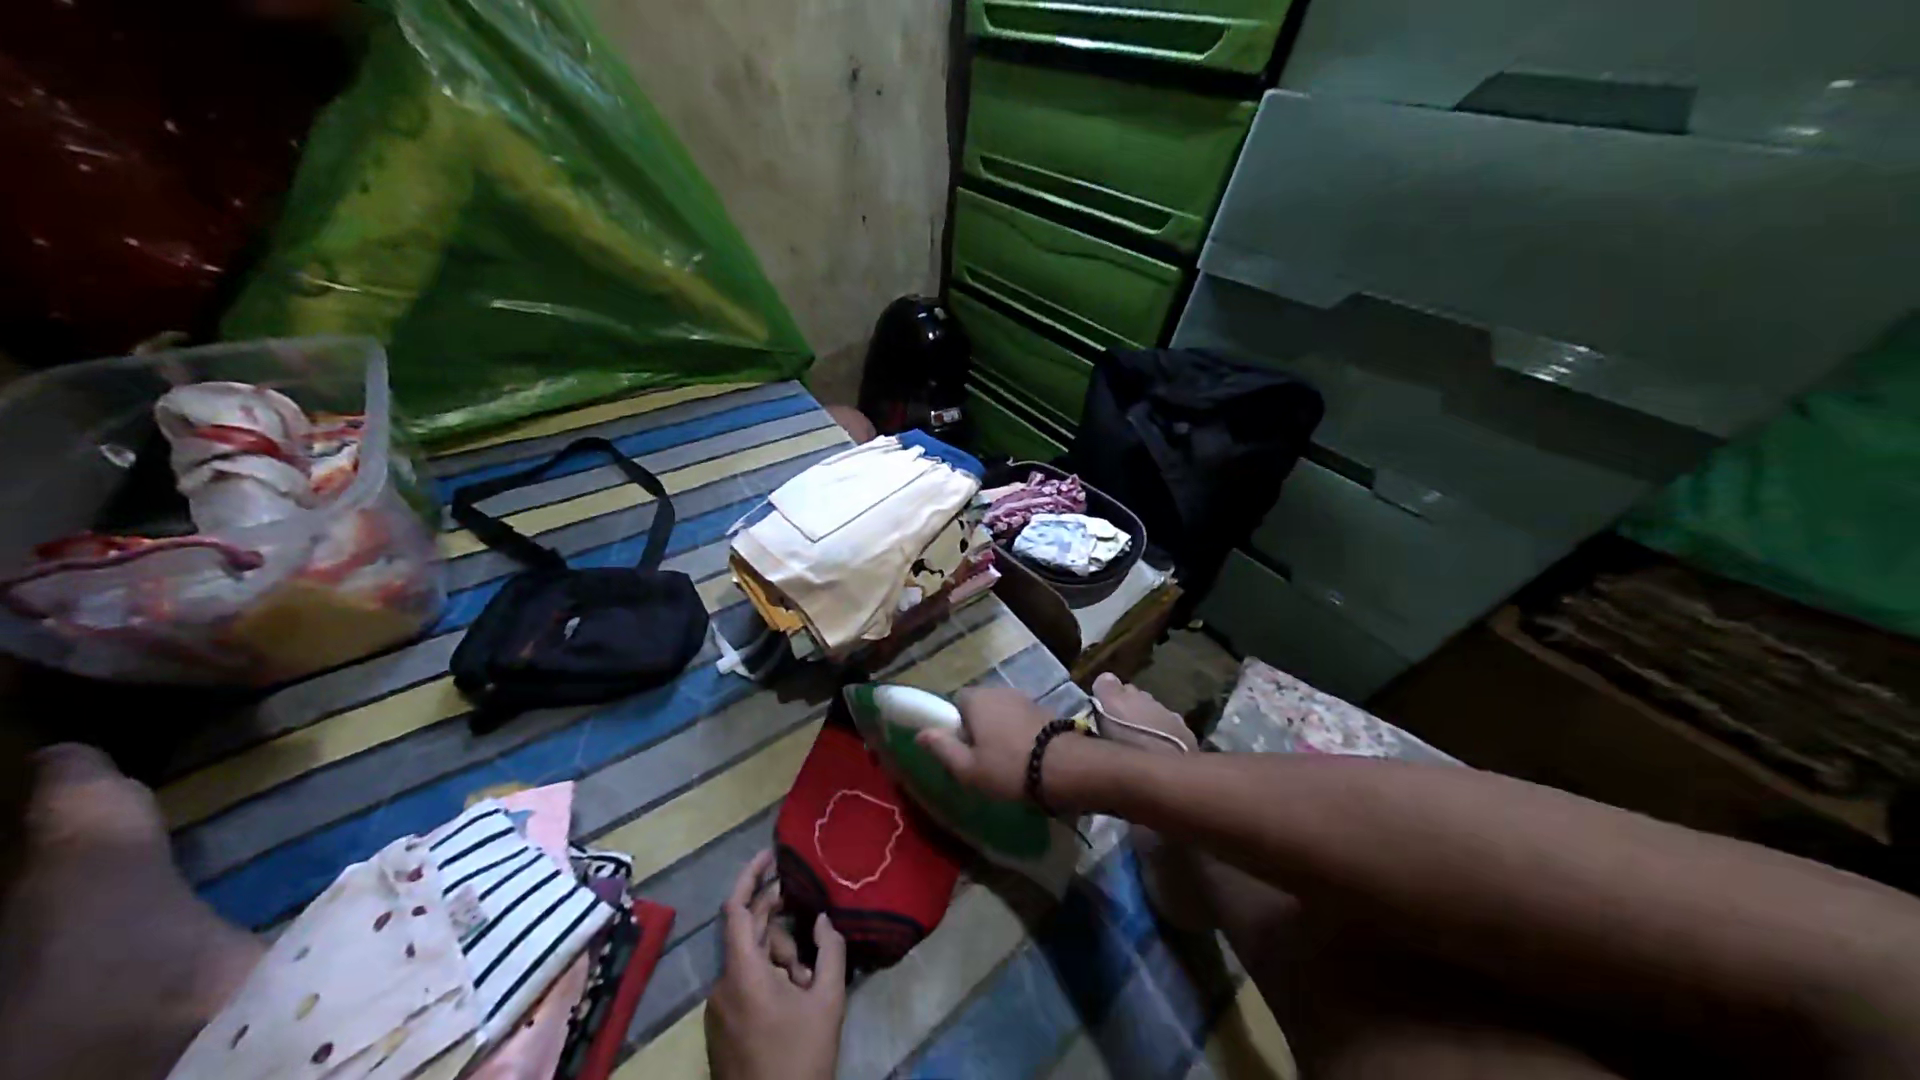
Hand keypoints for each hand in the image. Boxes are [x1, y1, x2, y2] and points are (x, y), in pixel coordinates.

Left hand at [706, 851, 846, 1079]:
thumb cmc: (801, 1058)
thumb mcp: (828, 1000)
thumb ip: (829, 950)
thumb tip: (822, 920)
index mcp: (742, 974)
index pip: (737, 910)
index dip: (751, 877)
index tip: (771, 855)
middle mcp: (722, 986)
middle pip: (749, 933)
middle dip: (779, 922)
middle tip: (809, 916)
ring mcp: (718, 1010)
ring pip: (750, 961)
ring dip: (780, 957)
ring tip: (810, 981)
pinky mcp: (721, 1028)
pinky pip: (745, 984)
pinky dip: (770, 977)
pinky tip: (797, 996)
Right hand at [918, 686, 1071, 802]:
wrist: (1064, 767)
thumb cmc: (1008, 767)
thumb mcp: (968, 768)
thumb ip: (942, 748)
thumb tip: (921, 732)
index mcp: (976, 699)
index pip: (956, 702)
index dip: (956, 725)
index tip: (963, 750)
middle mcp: (999, 690)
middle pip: (980, 706)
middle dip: (978, 727)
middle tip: (982, 759)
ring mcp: (1024, 698)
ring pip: (1002, 713)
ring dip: (1000, 730)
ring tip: (1006, 761)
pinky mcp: (1044, 709)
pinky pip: (1021, 719)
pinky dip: (1019, 733)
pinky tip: (1025, 756)